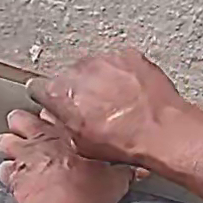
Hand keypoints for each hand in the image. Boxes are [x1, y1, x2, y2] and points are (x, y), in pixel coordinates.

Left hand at [0, 109, 134, 202]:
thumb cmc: (81, 194)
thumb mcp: (114, 180)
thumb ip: (124, 170)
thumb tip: (136, 168)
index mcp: (60, 132)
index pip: (48, 109)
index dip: (51, 113)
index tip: (58, 116)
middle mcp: (36, 142)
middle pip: (18, 118)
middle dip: (22, 123)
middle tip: (34, 130)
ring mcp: (20, 161)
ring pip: (4, 141)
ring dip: (11, 145)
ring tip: (24, 151)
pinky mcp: (11, 183)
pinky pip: (4, 170)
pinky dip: (10, 172)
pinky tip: (21, 177)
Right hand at [26, 49, 193, 165]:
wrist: (161, 131)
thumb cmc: (125, 143)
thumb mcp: (83, 146)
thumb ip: (64, 127)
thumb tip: (58, 119)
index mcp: (61, 93)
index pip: (41, 89)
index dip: (52, 98)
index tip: (58, 103)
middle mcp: (79, 71)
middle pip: (71, 75)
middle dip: (80, 88)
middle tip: (96, 106)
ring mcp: (106, 60)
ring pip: (96, 66)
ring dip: (103, 79)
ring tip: (119, 100)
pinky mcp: (129, 55)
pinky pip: (121, 62)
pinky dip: (125, 73)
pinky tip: (133, 91)